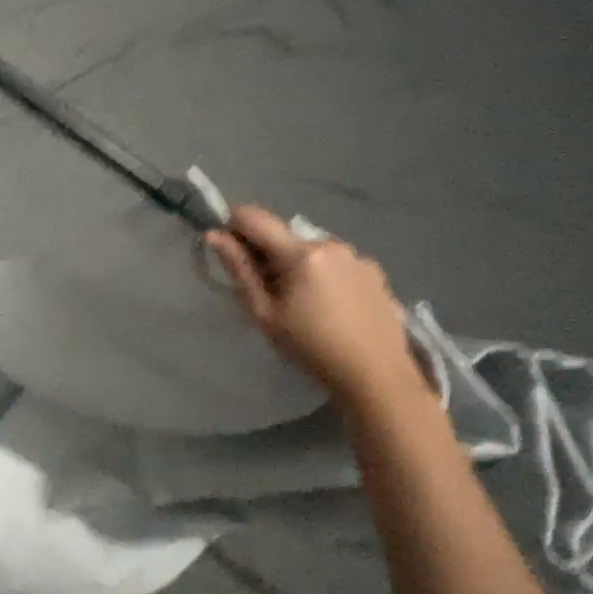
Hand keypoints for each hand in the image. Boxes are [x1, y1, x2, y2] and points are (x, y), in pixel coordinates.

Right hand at [206, 206, 426, 406]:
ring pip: (308, 249)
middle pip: (281, 235)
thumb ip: (238, 269)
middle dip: (267, 255)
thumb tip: (213, 235)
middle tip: (270, 294)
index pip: (252, 216)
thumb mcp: (263, 312)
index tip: (234, 258)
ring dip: (296, 265)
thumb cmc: (310, 346)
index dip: (232, 228)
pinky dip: (321, 274)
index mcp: (301, 253)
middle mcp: (331, 245)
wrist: (379, 378)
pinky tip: (330, 306)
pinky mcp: (375, 272)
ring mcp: (358, 258)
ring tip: (304, 303)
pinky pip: (334, 261)